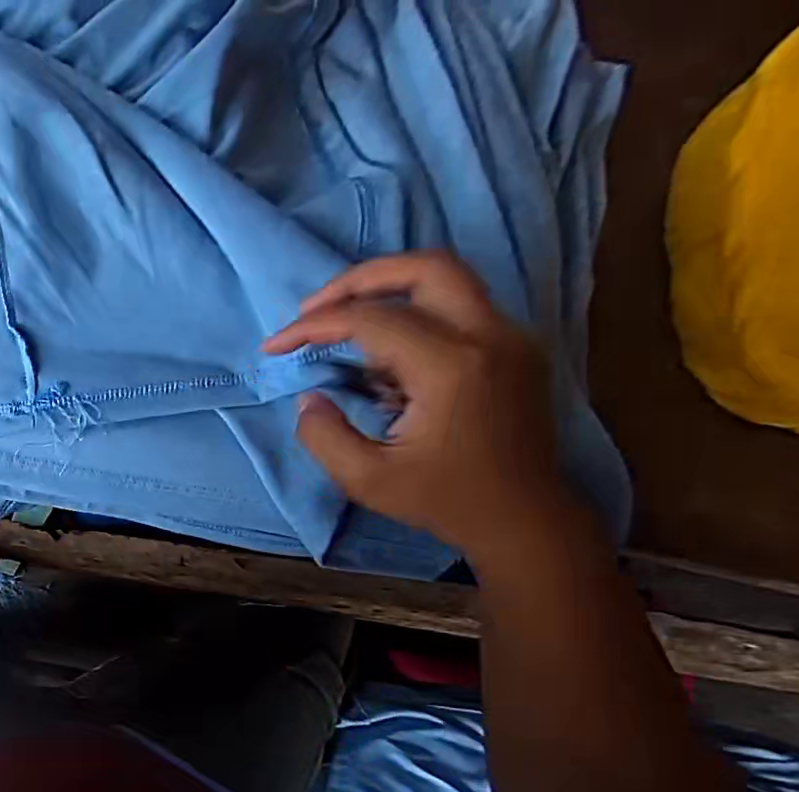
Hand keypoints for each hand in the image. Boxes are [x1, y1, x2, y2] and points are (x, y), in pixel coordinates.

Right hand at [262, 252, 574, 562]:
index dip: (313, 327)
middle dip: (358, 279)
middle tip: (312, 307)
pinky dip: (410, 314)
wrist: (524, 517)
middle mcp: (490, 337)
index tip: (274, 347)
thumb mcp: (364, 479)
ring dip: (385, 289)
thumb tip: (310, 398)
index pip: (371, 319)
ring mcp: (510, 338)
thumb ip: (324, 435)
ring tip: (338, 320)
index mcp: (451, 368)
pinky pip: (457, 308)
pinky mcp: (514, 348)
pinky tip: (380, 354)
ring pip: (446, 279)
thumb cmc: (443, 500)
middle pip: (425, 268)